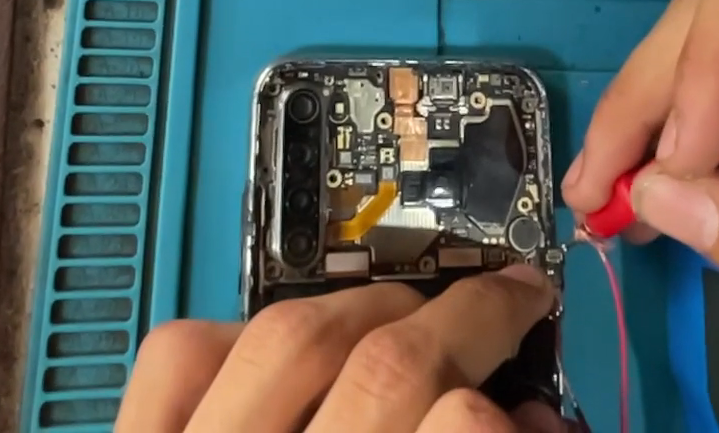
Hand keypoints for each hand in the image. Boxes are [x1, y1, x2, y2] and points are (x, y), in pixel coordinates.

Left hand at [117, 266, 566, 432]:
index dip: (499, 414)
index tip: (536, 404)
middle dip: (466, 318)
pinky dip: (237, 331)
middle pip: (384, 370)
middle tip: (511, 299)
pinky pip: (182, 355)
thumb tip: (530, 426)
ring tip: (416, 310)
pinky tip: (283, 351)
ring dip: (372, 306)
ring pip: (290, 335)